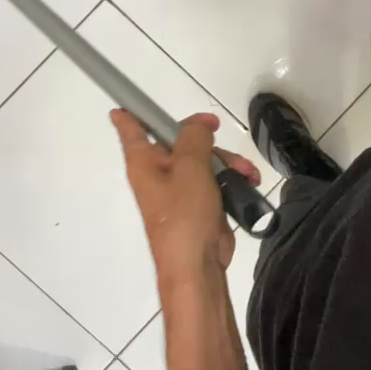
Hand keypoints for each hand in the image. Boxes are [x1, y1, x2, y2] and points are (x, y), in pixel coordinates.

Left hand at [111, 110, 259, 283]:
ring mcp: (179, 189)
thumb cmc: (185, 213)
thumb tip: (198, 126)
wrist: (197, 263)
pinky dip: (232, 178)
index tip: (121, 105)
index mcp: (144, 162)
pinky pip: (215, 180)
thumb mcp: (190, 166)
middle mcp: (158, 173)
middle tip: (221, 132)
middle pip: (179, 141)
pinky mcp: (199, 203)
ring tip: (247, 173)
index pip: (132, 130)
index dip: (128, 115)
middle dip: (206, 139)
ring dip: (227, 161)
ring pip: (203, 159)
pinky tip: (249, 182)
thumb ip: (194, 137)